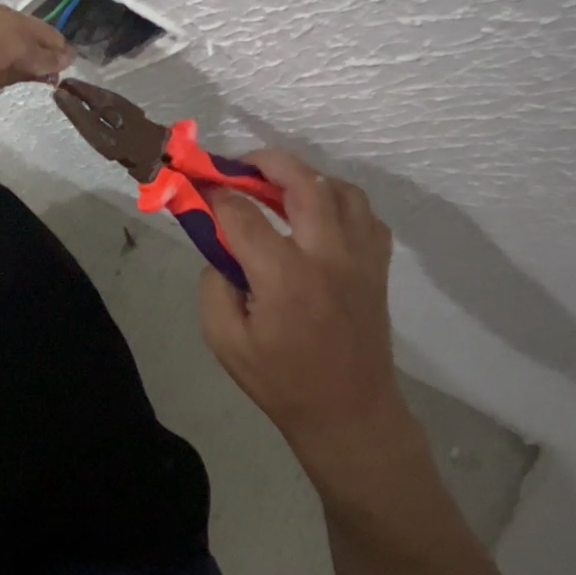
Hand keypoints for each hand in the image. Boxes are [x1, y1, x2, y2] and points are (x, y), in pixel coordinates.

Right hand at [197, 150, 405, 463]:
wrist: (349, 412)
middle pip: (302, 182)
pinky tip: (315, 216)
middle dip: (265, 162)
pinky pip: (364, 215)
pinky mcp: (377, 267)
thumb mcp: (224, 340)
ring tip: (277, 187)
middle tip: (238, 165)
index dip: (215, 195)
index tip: (198, 188)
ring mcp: (359, 258)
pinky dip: (338, 202)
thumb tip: (221, 248)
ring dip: (306, 178)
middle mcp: (327, 256)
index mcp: (284, 276)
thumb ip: (214, 285)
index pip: (242, 213)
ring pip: (341, 190)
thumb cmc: (280, 381)